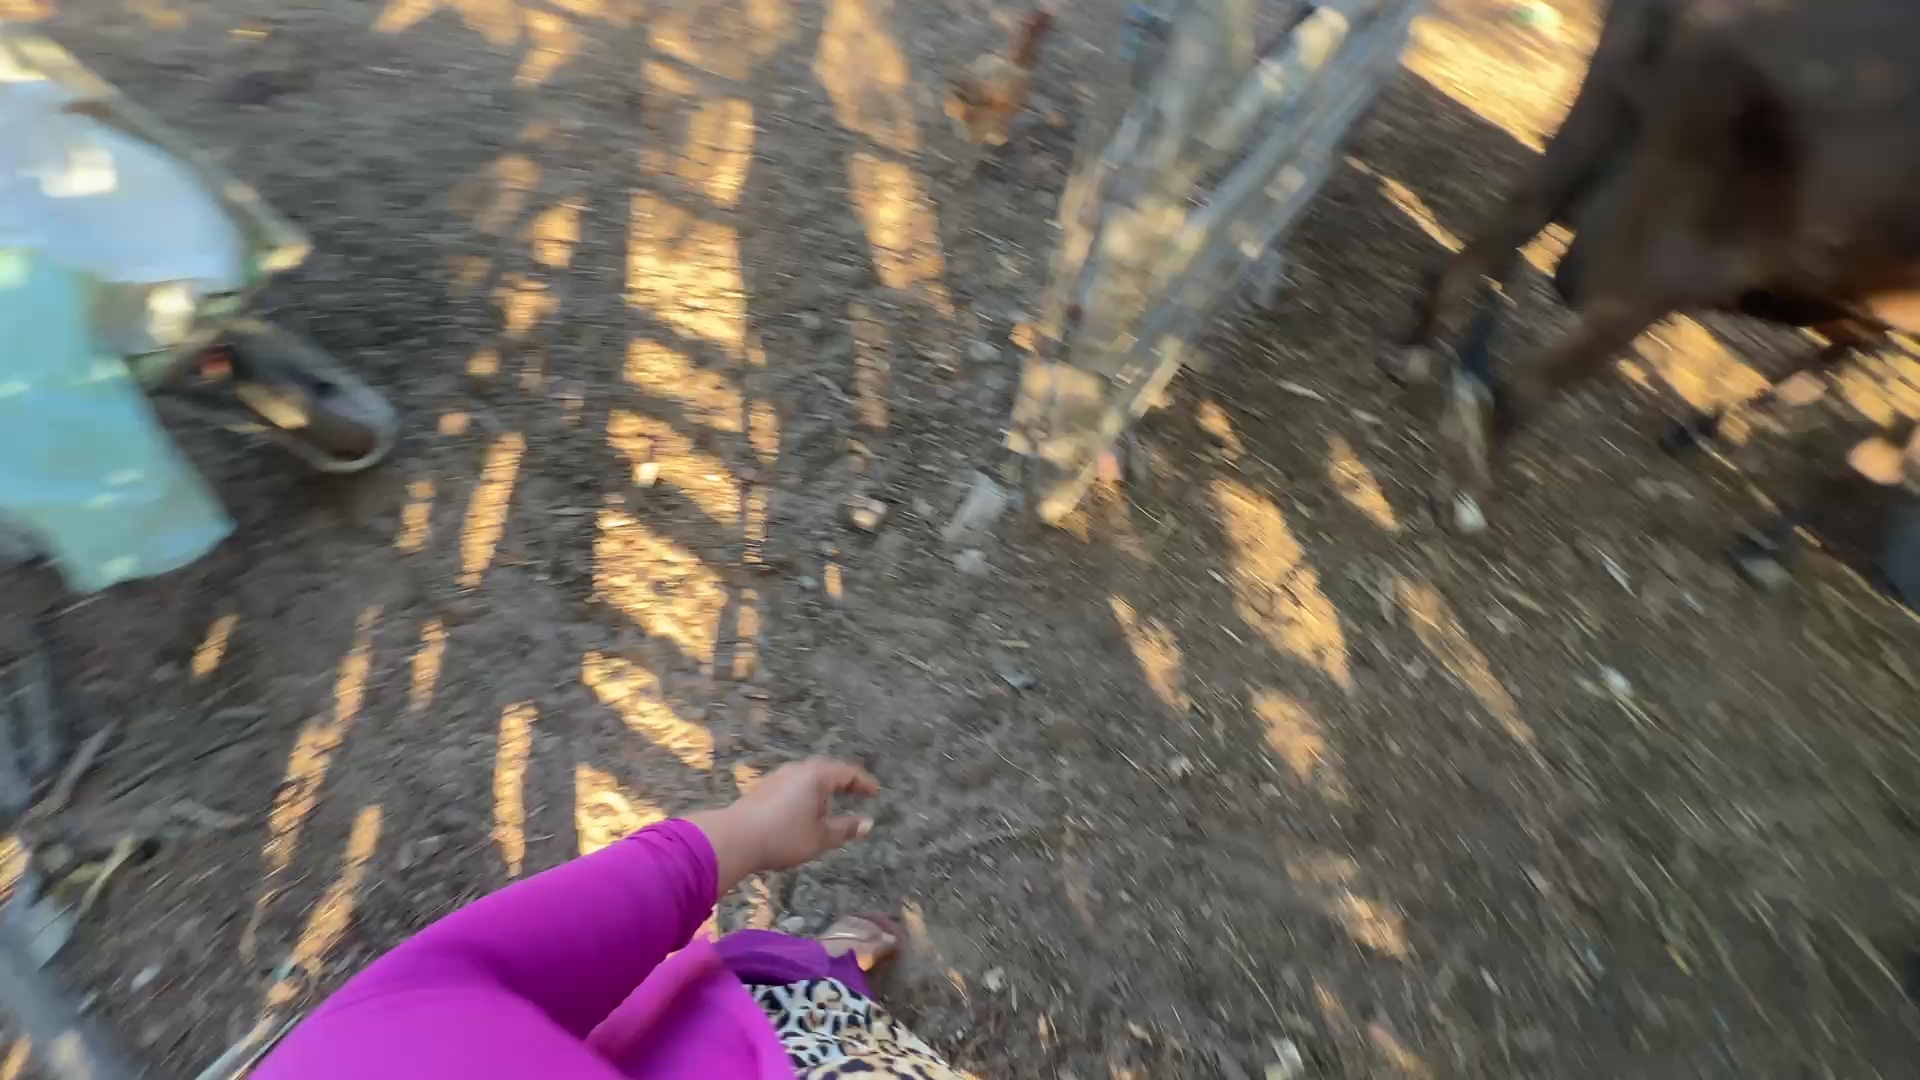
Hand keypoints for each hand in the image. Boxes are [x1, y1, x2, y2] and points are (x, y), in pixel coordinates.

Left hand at [687, 758, 878, 893]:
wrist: (735, 838)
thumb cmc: (784, 836)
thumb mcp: (820, 837)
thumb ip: (846, 828)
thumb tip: (868, 823)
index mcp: (817, 775)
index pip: (848, 773)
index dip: (864, 783)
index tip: (876, 791)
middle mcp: (800, 769)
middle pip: (828, 770)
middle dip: (844, 782)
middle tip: (857, 792)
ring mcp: (780, 775)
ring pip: (809, 776)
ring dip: (824, 788)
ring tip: (831, 805)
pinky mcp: (765, 786)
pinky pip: (795, 783)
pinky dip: (807, 792)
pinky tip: (804, 810)